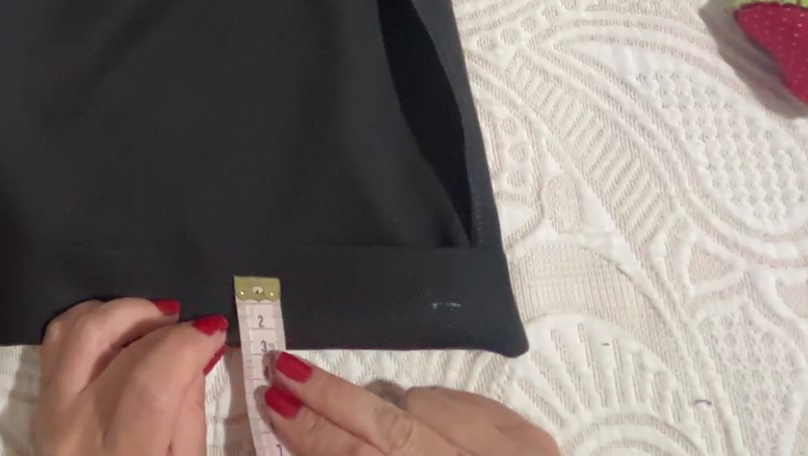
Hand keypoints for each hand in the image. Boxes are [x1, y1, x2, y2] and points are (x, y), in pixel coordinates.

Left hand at [33, 298, 229, 455]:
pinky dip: (89, 315)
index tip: (213, 329)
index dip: (185, 346)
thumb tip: (196, 350)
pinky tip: (117, 322)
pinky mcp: (39, 396)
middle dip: (161, 325)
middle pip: (117, 350)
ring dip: (123, 310)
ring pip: (80, 330)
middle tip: (188, 324)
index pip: (149, 384)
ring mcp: (49, 409)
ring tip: (156, 316)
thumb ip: (188, 411)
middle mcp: (75, 430)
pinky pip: (57, 335)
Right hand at [261, 352, 557, 454]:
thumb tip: (304, 437)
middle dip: (329, 397)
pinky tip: (422, 416)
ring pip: (424, 405)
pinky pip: (462, 398)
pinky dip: (433, 403)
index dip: (314, 434)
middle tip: (280, 367)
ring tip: (362, 412)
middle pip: (389, 428)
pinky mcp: (535, 440)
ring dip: (384, 404)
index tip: (271, 401)